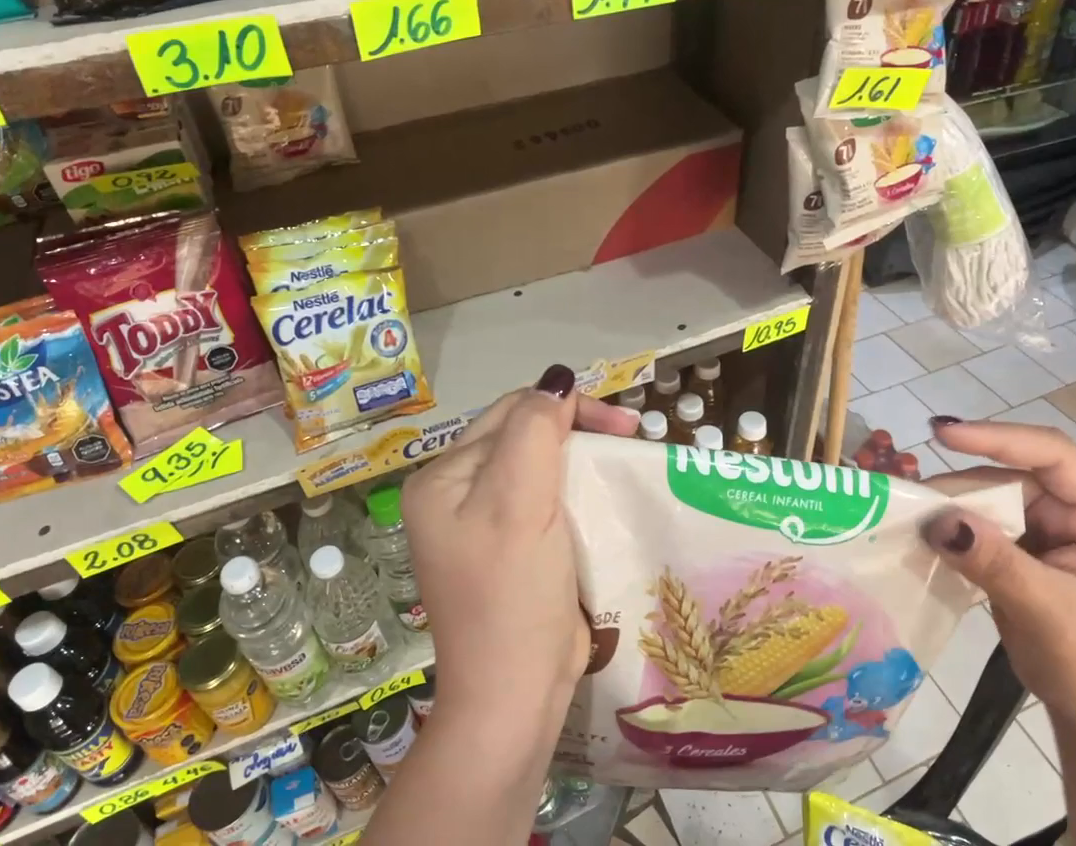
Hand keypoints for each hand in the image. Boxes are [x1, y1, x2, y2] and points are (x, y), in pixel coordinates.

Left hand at [400, 365, 638, 729]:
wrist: (514, 695)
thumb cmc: (511, 595)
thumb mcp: (517, 504)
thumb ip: (534, 433)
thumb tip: (557, 380)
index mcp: (443, 478)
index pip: (511, 415)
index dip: (567, 409)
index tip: (624, 425)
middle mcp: (456, 496)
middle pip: (524, 438)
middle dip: (576, 432)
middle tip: (632, 436)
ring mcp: (484, 527)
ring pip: (540, 470)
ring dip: (581, 462)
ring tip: (624, 461)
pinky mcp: (514, 552)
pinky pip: (548, 504)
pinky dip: (579, 494)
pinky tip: (606, 496)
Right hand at [919, 419, 1075, 733]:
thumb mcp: (1047, 611)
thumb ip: (995, 561)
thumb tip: (938, 520)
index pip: (1054, 457)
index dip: (1000, 439)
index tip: (943, 434)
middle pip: (1015, 476)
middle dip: (965, 482)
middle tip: (913, 494)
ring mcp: (1050, 535)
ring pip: (993, 500)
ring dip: (954, 506)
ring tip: (911, 514)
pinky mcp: (1022, 556)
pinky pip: (982, 528)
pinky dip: (955, 530)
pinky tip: (925, 534)